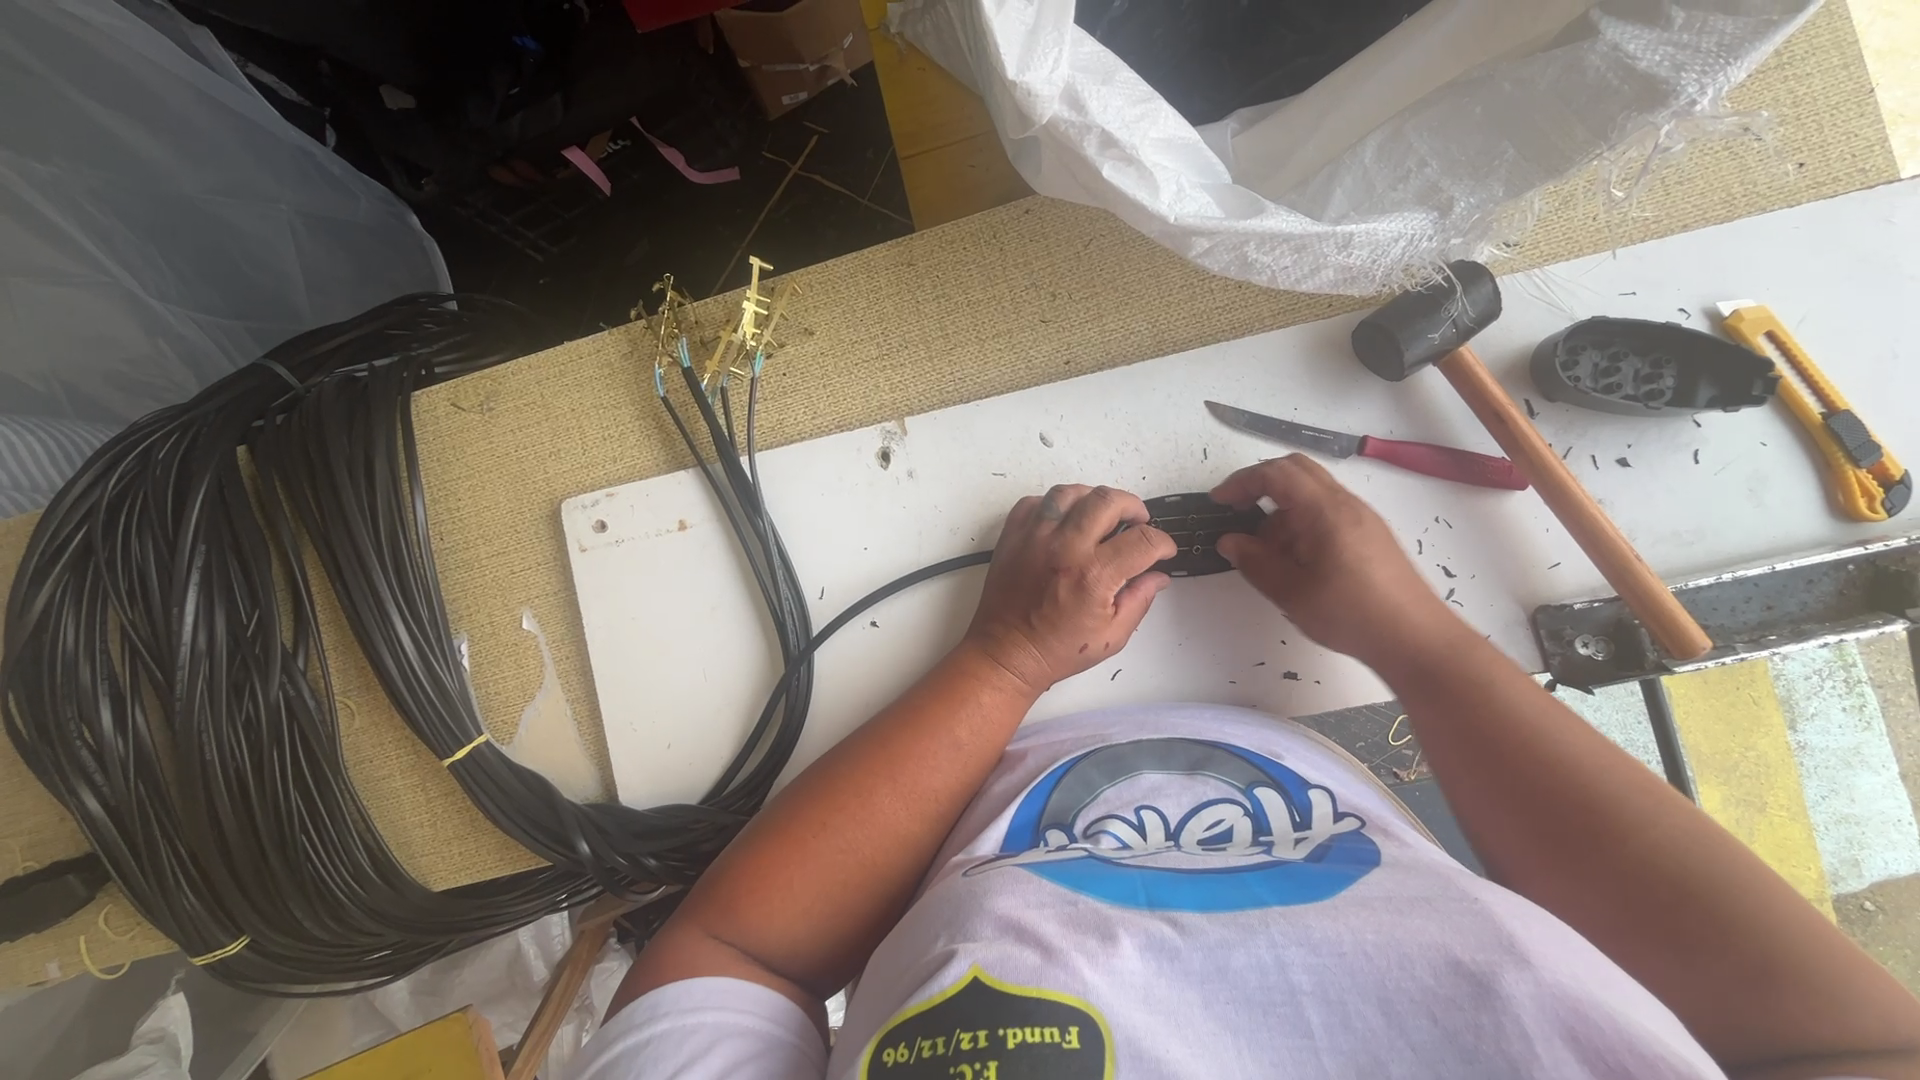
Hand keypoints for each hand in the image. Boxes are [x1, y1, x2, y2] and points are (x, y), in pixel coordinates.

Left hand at [962, 485, 1176, 696]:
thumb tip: (1158, 577)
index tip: (1161, 549)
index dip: (1162, 543)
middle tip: (1137, 522)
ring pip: (1071, 492)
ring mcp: (1035, 537)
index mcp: (1093, 576)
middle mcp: (1064, 548)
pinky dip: (1055, 505)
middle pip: (1108, 500)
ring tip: (1102, 516)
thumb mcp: (1112, 635)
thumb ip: (1140, 600)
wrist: (1006, 653)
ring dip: (1094, 499)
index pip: (1143, 541)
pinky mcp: (1013, 536)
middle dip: (1133, 507)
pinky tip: (1065, 521)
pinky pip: (1036, 502)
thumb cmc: (1054, 649)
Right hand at [1212, 456, 1456, 664]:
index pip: (1277, 474)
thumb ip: (1255, 562)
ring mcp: (1361, 518)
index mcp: (1326, 510)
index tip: (1218, 502)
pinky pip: (1326, 513)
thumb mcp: (1292, 592)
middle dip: (1260, 485)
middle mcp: (1346, 504)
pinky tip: (1293, 560)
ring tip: (1264, 552)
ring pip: (1311, 494)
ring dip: (1280, 511)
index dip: (1242, 482)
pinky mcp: (1368, 535)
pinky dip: (1300, 524)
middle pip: (1296, 472)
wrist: (1416, 638)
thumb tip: (1229, 541)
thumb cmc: (1352, 614)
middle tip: (1236, 511)